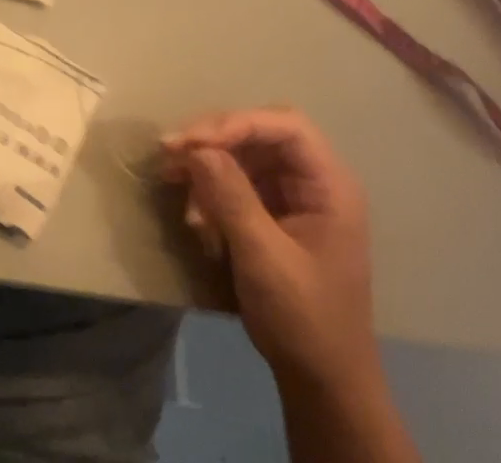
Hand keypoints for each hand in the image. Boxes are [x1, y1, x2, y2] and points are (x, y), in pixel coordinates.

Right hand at [159, 107, 378, 388]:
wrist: (321, 375)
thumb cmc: (303, 316)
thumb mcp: (264, 257)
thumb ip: (231, 197)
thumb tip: (196, 148)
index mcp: (330, 186)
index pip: (284, 126)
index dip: (234, 124)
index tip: (188, 144)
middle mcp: (313, 182)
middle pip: (258, 133)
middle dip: (212, 140)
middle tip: (170, 155)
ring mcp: (291, 198)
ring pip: (240, 155)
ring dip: (204, 167)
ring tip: (175, 188)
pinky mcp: (270, 215)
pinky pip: (233, 183)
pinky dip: (207, 191)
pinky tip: (193, 216)